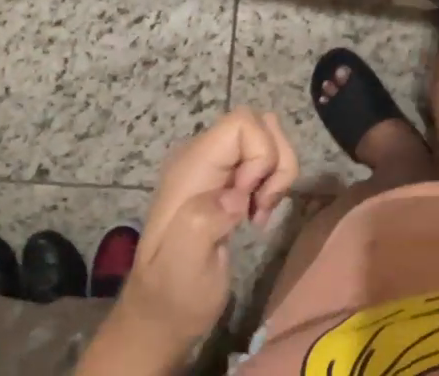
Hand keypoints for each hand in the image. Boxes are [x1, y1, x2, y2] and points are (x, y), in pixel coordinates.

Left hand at [120, 109, 299, 349]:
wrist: (162, 317)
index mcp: (191, 166)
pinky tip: (256, 215)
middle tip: (260, 206)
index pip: (241, 122)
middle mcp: (202, 155)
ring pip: (267, 139)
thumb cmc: (174, 294)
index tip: (248, 197)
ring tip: (259, 213)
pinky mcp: (226, 180)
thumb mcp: (183, 264)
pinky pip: (263, 159)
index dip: (260, 154)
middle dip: (275, 164)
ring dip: (277, 174)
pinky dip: (272, 183)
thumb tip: (236, 195)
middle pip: (260, 125)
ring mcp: (214, 166)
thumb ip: (203, 221)